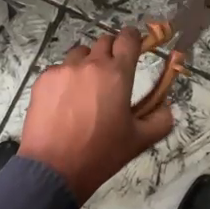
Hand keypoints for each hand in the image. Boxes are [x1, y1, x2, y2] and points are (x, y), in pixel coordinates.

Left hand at [18, 26, 174, 201]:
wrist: (53, 171)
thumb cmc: (100, 154)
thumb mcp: (139, 141)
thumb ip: (160, 119)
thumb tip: (165, 106)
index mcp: (117, 74)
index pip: (129, 37)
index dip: (133, 39)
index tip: (133, 47)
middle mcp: (91, 64)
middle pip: (105, 41)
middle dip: (111, 52)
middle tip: (111, 76)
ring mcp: (64, 69)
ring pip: (80, 54)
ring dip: (87, 64)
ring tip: (84, 90)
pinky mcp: (44, 79)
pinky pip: (59, 69)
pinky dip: (64, 80)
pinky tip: (63, 104)